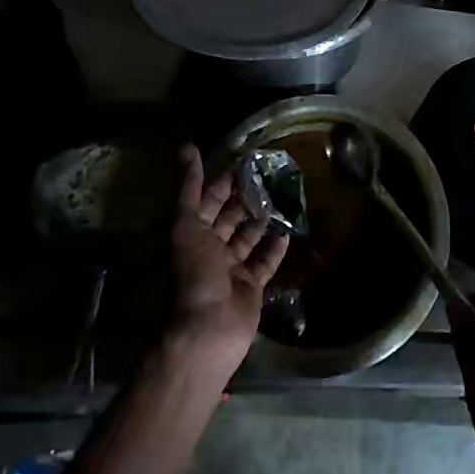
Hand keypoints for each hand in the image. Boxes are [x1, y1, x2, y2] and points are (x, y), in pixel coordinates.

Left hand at [166, 144, 289, 379]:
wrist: (208, 328)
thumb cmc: (195, 272)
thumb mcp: (186, 224)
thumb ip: (189, 187)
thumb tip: (186, 145)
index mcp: (193, 233)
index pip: (209, 199)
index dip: (225, 180)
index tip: (247, 160)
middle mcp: (210, 248)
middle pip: (231, 216)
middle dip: (248, 197)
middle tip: (272, 175)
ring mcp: (232, 269)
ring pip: (249, 237)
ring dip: (263, 219)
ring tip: (284, 197)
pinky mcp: (251, 287)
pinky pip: (265, 263)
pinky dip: (275, 248)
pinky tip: (288, 231)